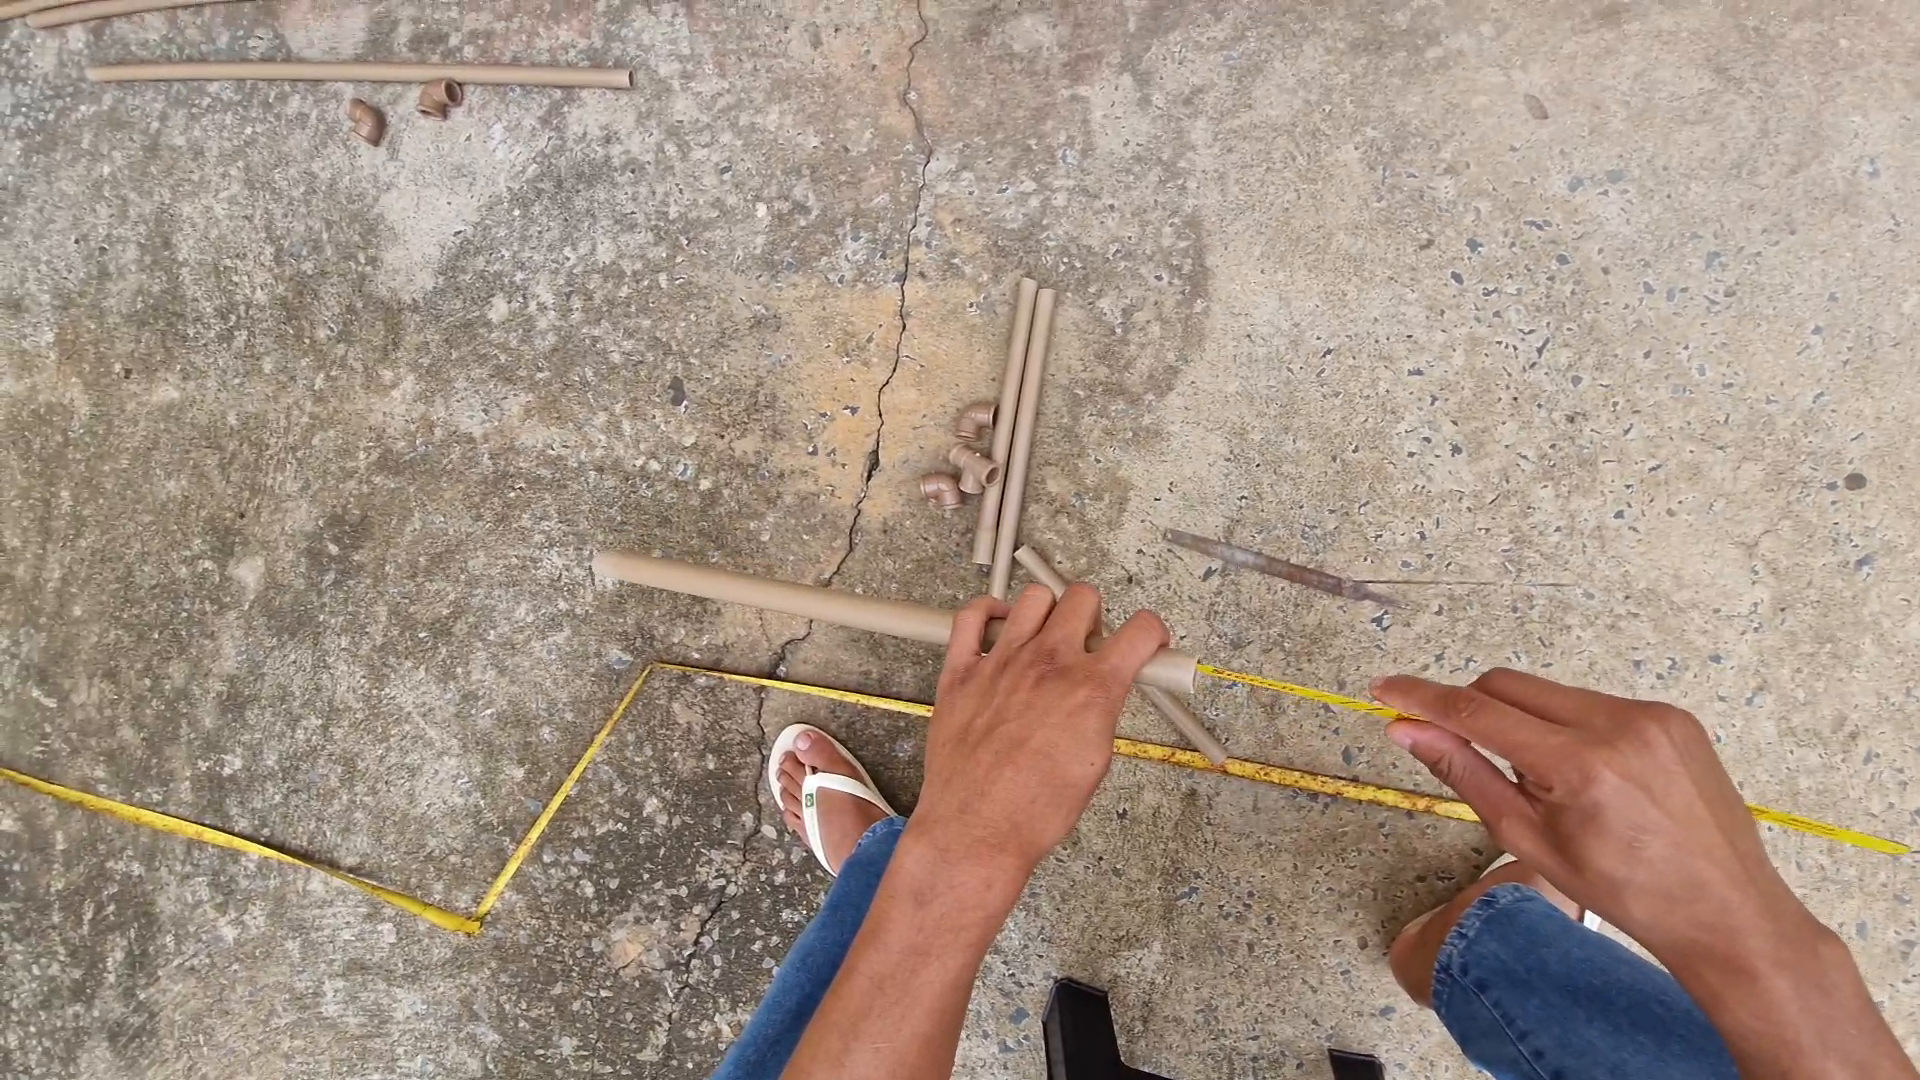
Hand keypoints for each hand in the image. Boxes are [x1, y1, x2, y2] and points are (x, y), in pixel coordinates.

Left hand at [910, 583, 1169, 881]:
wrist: (978, 828)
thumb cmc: (1036, 809)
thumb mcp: (1096, 761)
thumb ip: (1104, 708)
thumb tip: (1108, 686)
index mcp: (1091, 687)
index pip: (1140, 630)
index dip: (1152, 633)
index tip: (1146, 640)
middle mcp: (1047, 663)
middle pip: (1083, 597)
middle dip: (1095, 615)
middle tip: (1089, 643)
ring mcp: (1001, 661)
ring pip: (1034, 597)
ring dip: (1048, 611)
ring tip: (1045, 636)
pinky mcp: (962, 669)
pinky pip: (971, 615)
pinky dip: (988, 611)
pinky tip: (999, 626)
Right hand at [1372, 669, 1816, 959]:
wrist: (1731, 916)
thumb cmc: (1619, 889)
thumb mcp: (1523, 835)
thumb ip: (1460, 770)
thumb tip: (1403, 730)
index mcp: (1579, 764)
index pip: (1475, 711)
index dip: (1420, 697)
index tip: (1382, 688)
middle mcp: (1618, 724)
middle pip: (1503, 685)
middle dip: (1468, 707)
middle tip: (1458, 745)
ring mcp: (1651, 715)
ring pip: (1542, 692)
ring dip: (1515, 718)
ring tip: (1536, 773)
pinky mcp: (1671, 716)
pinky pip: (1583, 701)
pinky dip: (1558, 723)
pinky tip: (1579, 769)